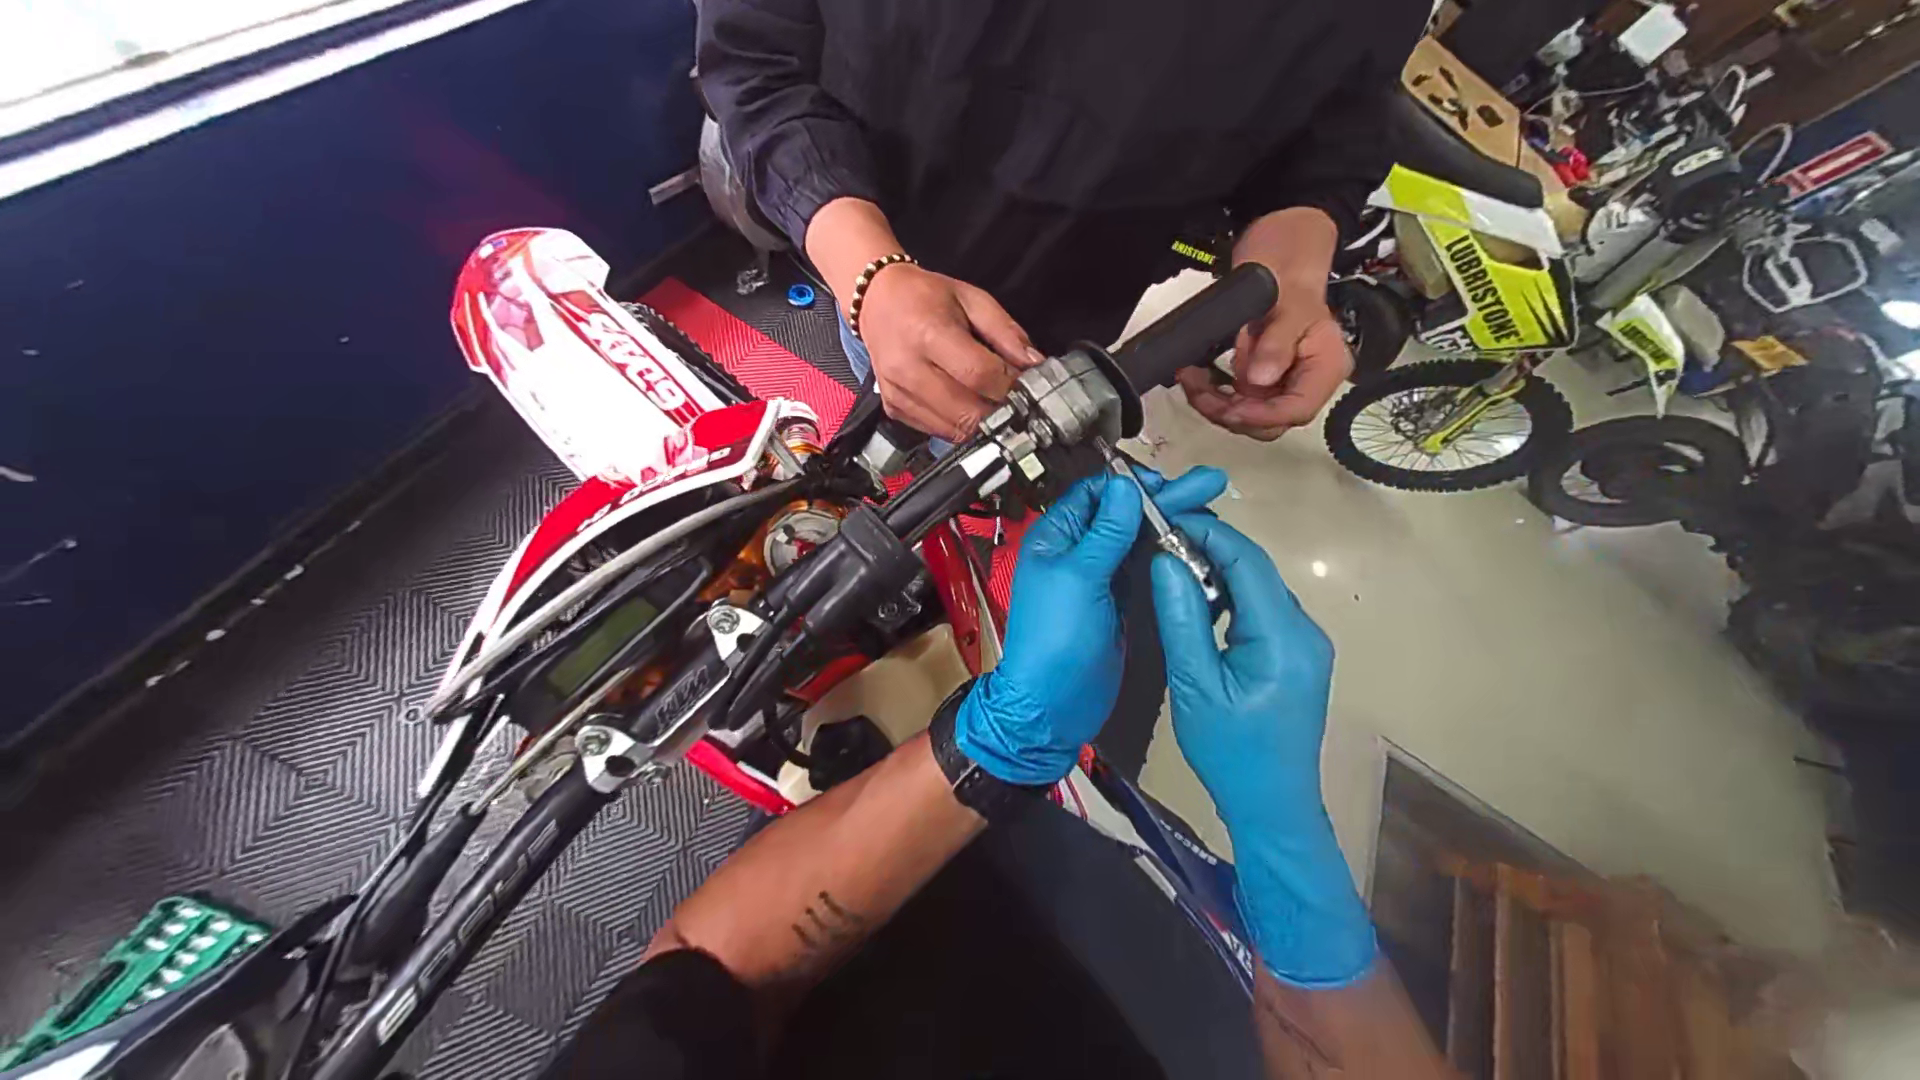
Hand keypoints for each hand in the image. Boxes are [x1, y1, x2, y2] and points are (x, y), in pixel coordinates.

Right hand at [858, 263, 1044, 440]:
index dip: (1008, 385)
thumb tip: (1035, 365)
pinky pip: (937, 432)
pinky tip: (963, 405)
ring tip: (989, 403)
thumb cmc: (925, 298)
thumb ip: (1006, 332)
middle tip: (1011, 400)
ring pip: (954, 430)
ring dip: (979, 423)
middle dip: (998, 411)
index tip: (1024, 384)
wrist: (876, 301)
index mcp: (928, 333)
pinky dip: (958, 425)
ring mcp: (898, 393)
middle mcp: (908, 368)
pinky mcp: (894, 409)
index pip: (978, 374)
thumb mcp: (972, 299)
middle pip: (967, 411)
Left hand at [955, 466, 1227, 784]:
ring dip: (1169, 524)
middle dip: (1162, 499)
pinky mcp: (1119, 602)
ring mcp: (1099, 578)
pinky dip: (1166, 554)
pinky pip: (1142, 568)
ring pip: (1135, 540)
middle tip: (1209, 485)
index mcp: (1055, 538)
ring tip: (1211, 510)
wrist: (1053, 704)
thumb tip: (1124, 486)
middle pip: (1121, 514)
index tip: (1167, 482)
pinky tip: (1194, 544)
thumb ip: (1104, 533)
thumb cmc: (1055, 638)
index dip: (1129, 485)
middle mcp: (1076, 552)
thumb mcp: (1079, 578)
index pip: (1093, 495)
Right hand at [1151, 514, 1375, 986]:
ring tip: (1170, 565)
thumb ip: (1181, 618)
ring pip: (1256, 586)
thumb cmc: (1228, 751)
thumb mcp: (1194, 685)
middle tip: (1158, 539)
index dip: (1206, 532)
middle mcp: (1304, 629)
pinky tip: (1197, 602)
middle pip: (1254, 569)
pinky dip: (1227, 595)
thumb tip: (1164, 558)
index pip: (1246, 561)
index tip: (1163, 518)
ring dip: (1215, 570)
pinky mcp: (1295, 653)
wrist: (1271, 804)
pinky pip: (1259, 608)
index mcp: (1284, 636)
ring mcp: (1305, 641)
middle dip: (1207, 547)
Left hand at [1178, 207, 1351, 440]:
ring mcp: (1277, 384)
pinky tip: (1193, 377)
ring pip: (1244, 414)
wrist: (1277, 256)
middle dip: (1230, 412)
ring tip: (1191, 377)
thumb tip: (1260, 380)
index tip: (1231, 409)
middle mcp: (1303, 381)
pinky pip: (1229, 398)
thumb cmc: (1290, 274)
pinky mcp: (1254, 380)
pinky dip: (1208, 393)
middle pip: (1268, 421)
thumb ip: (1277, 344)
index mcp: (1325, 367)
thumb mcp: (1289, 303)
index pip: (1297, 410)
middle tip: (1200, 391)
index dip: (1262, 416)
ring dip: (1213, 403)